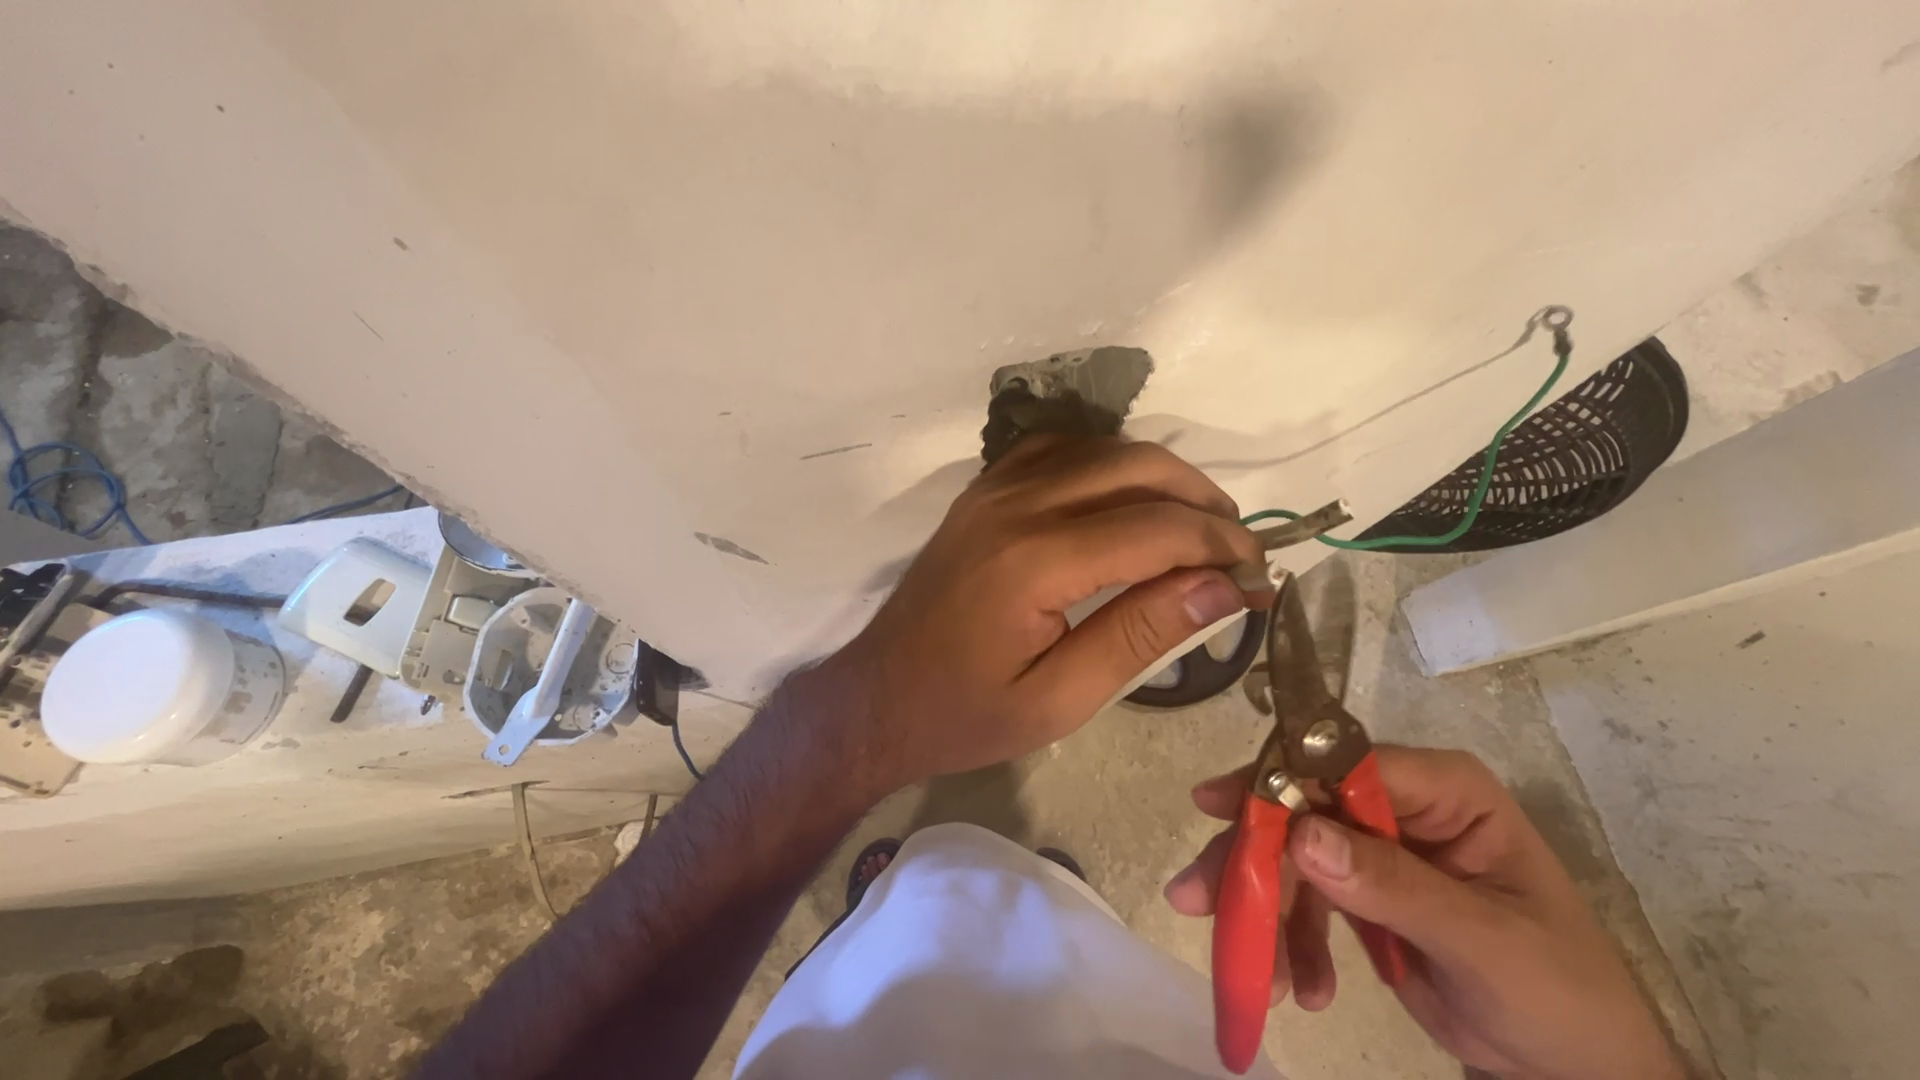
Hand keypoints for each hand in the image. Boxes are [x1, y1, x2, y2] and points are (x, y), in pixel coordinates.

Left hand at [825, 435, 1265, 792]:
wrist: (877, 697)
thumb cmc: (965, 714)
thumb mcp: (1059, 699)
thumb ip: (1140, 635)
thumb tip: (1223, 587)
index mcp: (1036, 561)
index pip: (1158, 527)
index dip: (1222, 545)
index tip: (1260, 577)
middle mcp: (1015, 505)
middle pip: (1136, 468)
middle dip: (1203, 501)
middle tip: (1239, 549)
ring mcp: (992, 490)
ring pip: (1100, 449)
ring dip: (1161, 476)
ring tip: (1199, 525)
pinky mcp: (981, 492)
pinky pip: (1058, 450)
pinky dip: (1107, 463)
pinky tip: (1127, 499)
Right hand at [1164, 745, 1683, 1079]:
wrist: (1577, 1073)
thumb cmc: (1560, 995)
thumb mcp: (1483, 942)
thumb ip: (1394, 885)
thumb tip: (1302, 833)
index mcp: (1442, 790)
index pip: (1343, 764)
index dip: (1278, 780)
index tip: (1217, 807)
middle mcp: (1400, 806)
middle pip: (1302, 809)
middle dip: (1252, 858)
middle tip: (1195, 898)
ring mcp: (1377, 850)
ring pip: (1291, 856)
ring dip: (1263, 910)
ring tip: (1254, 971)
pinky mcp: (1360, 893)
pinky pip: (1303, 901)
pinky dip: (1290, 942)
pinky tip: (1302, 989)